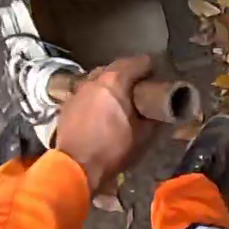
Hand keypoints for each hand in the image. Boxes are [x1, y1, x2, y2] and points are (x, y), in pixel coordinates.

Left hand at [53, 55, 153, 191]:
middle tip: (140, 88)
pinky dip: (97, 96)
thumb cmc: (113, 148)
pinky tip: (101, 110)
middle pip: (116, 67)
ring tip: (120, 98)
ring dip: (111, 84)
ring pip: (98, 78)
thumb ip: (154, 116)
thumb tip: (162, 110)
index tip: (156, 78)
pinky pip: (87, 92)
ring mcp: (78, 91)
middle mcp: (94, 79)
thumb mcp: (143, 134)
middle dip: (129, 74)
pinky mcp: (67, 104)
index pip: (138, 62)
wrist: (76, 166)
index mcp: (115, 81)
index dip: (150, 68)